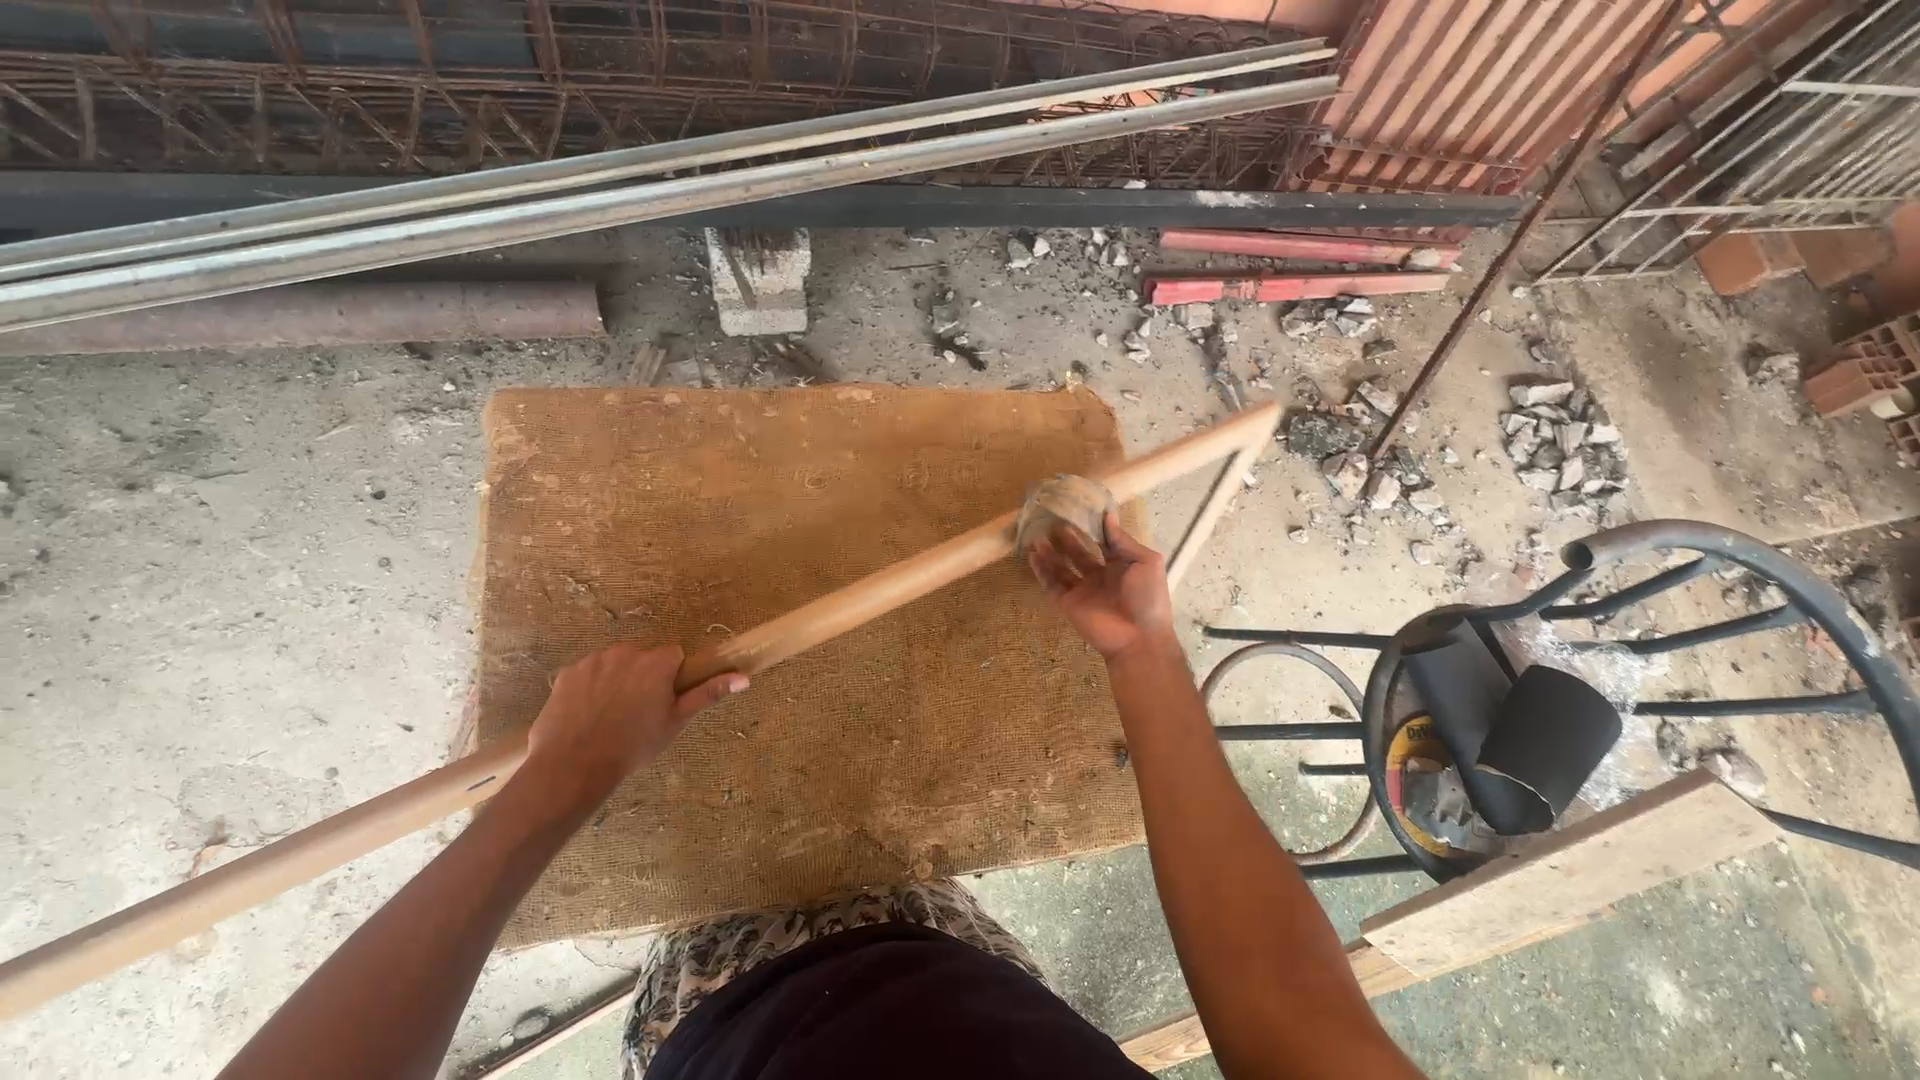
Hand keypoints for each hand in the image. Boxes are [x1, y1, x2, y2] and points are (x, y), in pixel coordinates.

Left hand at [523, 643, 746, 809]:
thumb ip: (708, 694)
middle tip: (637, 712)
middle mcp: (626, 652)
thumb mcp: (676, 722)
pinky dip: (589, 688)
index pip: (673, 656)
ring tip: (609, 716)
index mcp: (656, 662)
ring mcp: (593, 660)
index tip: (663, 700)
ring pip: (614, 664)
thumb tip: (744, 678)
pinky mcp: (567, 672)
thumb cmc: (634, 745)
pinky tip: (586, 715)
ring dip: (616, 680)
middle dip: (642, 677)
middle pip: (642, 658)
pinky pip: (586, 674)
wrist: (575, 764)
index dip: (670, 677)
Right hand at [1027, 511, 1176, 661]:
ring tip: (1038, 535)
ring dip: (1050, 552)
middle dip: (1067, 538)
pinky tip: (1033, 555)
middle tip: (1053, 520)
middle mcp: (1099, 577)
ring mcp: (1082, 591)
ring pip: (1061, 568)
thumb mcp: (1146, 562)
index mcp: (1120, 566)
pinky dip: (1042, 571)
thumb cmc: (1148, 597)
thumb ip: (1124, 540)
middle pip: (1078, 554)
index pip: (1102, 543)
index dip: (1091, 529)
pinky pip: (1051, 584)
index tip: (1078, 510)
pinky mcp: (1068, 603)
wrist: (1139, 638)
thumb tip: (1109, 515)